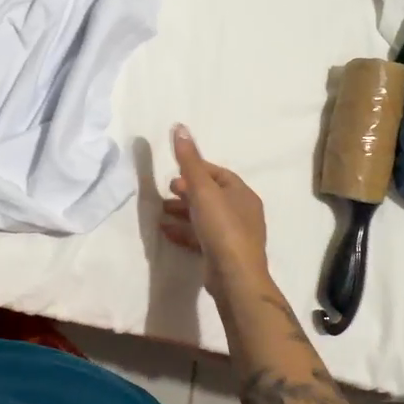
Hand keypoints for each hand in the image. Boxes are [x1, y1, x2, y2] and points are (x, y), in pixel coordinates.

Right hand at [160, 124, 269, 297]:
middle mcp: (242, 212)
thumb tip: (179, 126)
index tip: (175, 172)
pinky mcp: (223, 253)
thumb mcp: (202, 189)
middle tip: (168, 192)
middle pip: (211, 195)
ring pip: (204, 216)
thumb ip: (189, 160)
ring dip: (182, 212)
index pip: (218, 174)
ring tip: (160, 212)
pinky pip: (201, 236)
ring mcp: (234, 235)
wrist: (234, 276)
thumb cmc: (221, 227)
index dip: (195, 170)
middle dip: (186, 191)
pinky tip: (165, 231)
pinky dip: (184, 230)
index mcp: (242, 194)